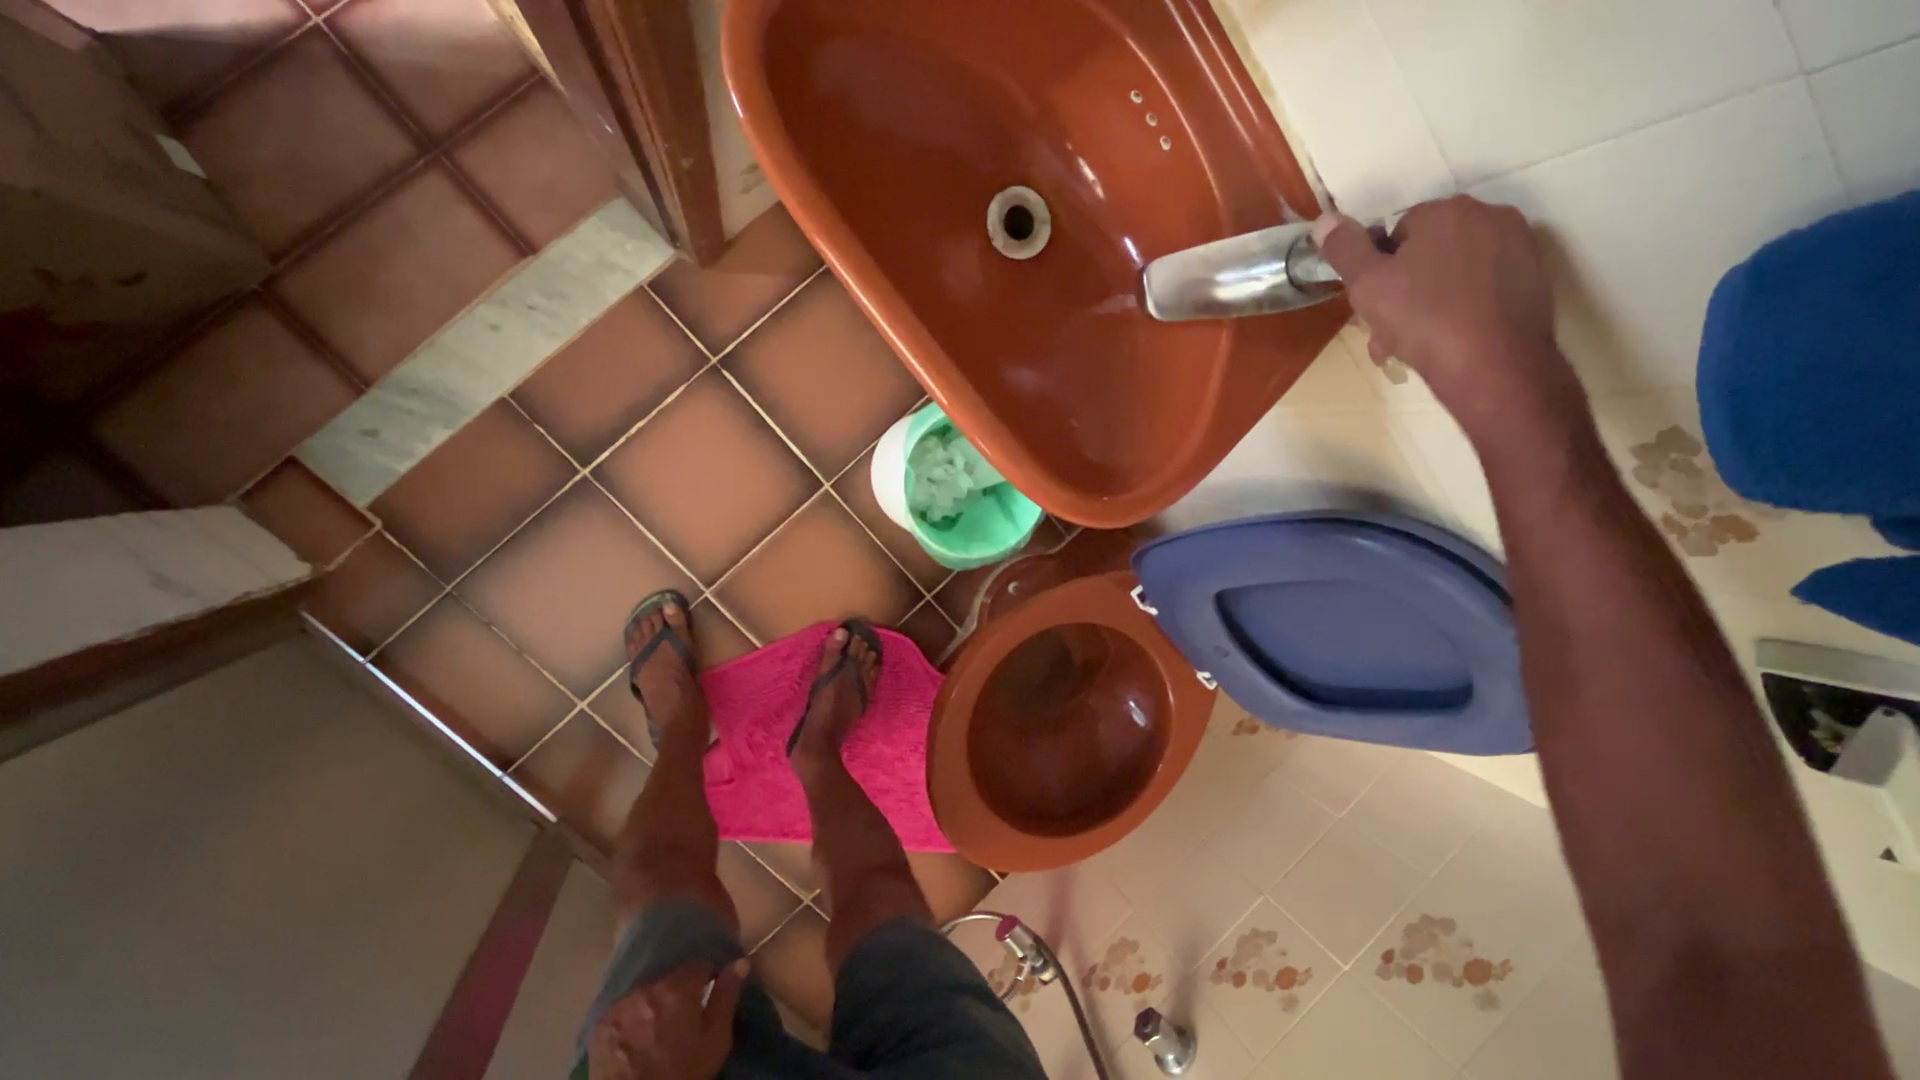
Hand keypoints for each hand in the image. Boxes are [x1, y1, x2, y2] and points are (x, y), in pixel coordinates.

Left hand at [589, 959, 747, 1079]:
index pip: (699, 965)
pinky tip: (636, 1042)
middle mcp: (646, 988)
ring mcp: (619, 1005)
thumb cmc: (684, 1074)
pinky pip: (623, 1012)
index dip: (707, 981)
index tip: (708, 1000)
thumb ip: (727, 996)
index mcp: (677, 988)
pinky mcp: (600, 1025)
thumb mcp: (715, 1040)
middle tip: (683, 1023)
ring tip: (657, 1034)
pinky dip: (631, 1021)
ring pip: (645, 995)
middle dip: (678, 995)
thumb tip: (740, 962)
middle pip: (669, 980)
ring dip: (653, 1007)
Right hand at [1314, 196, 1583, 430]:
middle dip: (1406, 285)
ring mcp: (1518, 246)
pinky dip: (1465, 305)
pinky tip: (1451, 337)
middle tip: (1391, 329)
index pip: (1397, 233)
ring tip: (1416, 340)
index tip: (1374, 305)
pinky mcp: (1535, 277)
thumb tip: (1325, 219)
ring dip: (1431, 298)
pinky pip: (1485, 285)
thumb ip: (1344, 248)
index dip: (1380, 270)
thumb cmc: (1424, 321)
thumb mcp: (1367, 285)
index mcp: (1446, 211)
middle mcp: (1489, 215)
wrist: (1494, 365)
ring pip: (1456, 269)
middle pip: (1429, 249)